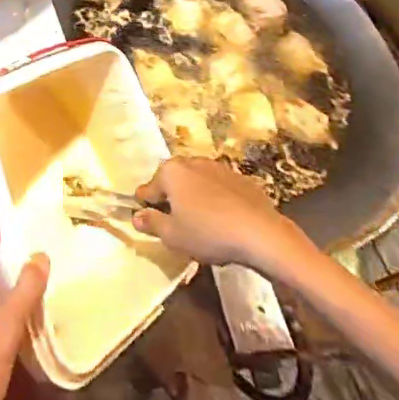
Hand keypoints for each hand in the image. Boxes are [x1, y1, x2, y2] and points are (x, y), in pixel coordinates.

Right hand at [132, 158, 320, 278]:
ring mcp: (218, 168)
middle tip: (176, 223)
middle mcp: (192, 162)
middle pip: (173, 180)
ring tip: (201, 222)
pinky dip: (216, 199)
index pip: (148, 188)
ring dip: (194, 197)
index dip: (146, 206)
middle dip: (172, 198)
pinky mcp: (240, 179)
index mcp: (171, 172)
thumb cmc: (208, 233)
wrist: (262, 234)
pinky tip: (224, 220)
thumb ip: (151, 223)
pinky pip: (219, 188)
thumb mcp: (173, 236)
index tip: (150, 220)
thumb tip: (136, 216)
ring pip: (197, 182)